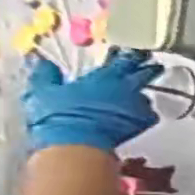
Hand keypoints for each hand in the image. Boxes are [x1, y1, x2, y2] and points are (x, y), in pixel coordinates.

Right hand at [23, 50, 163, 153]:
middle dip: (150, 69)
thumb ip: (45, 74)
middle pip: (146, 74)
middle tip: (153, 67)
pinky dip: (144, 114)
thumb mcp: (43, 91)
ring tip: (133, 98)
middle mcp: (127, 88)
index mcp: (106, 76)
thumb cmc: (59, 115)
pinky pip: (149, 114)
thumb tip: (41, 61)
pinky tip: (135, 116)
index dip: (133, 55)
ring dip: (141, 95)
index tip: (137, 52)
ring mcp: (138, 105)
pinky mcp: (143, 122)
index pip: (126, 60)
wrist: (77, 142)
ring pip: (146, 95)